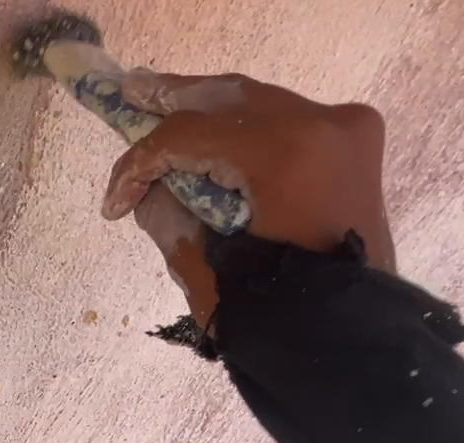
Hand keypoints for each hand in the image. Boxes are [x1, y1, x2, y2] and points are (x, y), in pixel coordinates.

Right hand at [102, 71, 394, 327]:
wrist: (345, 332)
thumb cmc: (269, 308)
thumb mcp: (199, 265)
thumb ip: (166, 214)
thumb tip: (146, 188)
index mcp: (282, 154)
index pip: (188, 135)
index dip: (139, 162)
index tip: (112, 203)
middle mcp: (320, 123)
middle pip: (226, 97)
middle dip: (172, 98)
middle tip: (127, 89)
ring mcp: (344, 127)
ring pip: (255, 102)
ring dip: (205, 108)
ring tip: (158, 98)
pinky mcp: (351, 141)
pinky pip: (282, 120)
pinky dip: (240, 126)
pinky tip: (209, 131)